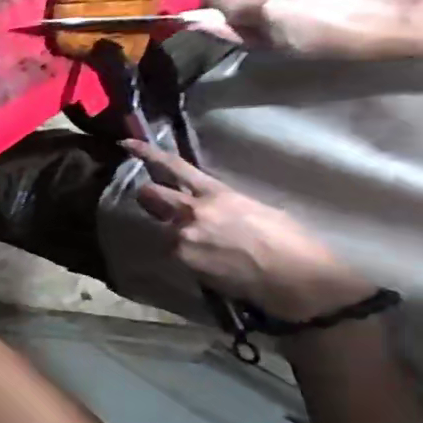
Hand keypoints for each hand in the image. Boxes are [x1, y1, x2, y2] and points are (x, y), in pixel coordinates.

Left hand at [123, 139, 372, 320]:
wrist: (295, 279)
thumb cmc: (288, 241)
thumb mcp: (255, 209)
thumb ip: (221, 204)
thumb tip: (207, 208)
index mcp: (216, 193)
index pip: (174, 167)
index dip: (147, 153)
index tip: (126, 143)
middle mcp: (192, 211)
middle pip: (149, 194)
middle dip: (150, 196)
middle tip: (158, 202)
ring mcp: (182, 236)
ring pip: (162, 227)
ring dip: (174, 231)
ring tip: (205, 244)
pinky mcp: (181, 260)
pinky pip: (173, 251)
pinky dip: (185, 253)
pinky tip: (210, 262)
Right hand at [202, 0, 422, 59]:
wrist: (393, 22)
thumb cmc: (332, 44)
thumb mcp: (278, 47)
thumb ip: (236, 33)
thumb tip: (199, 23)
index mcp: (263, 3)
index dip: (206, 9)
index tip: (208, 23)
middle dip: (245, 12)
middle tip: (262, 35)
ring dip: (269, 8)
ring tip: (294, 28)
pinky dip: (290, 2)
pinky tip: (314, 16)